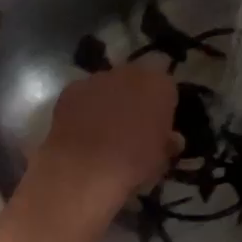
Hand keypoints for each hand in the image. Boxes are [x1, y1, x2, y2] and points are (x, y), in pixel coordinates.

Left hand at [29, 66, 182, 219]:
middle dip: (136, 98)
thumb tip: (171, 139)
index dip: (163, 107)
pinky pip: (83, 96)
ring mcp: (96, 78)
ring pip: (108, 86)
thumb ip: (168, 142)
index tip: (159, 127)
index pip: (167, 88)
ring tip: (104, 131)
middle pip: (136, 81)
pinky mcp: (70, 90)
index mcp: (158, 85)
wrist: (85, 169)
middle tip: (133, 127)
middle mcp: (128, 72)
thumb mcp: (162, 160)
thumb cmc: (133, 164)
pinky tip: (82, 131)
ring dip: (109, 101)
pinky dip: (85, 108)